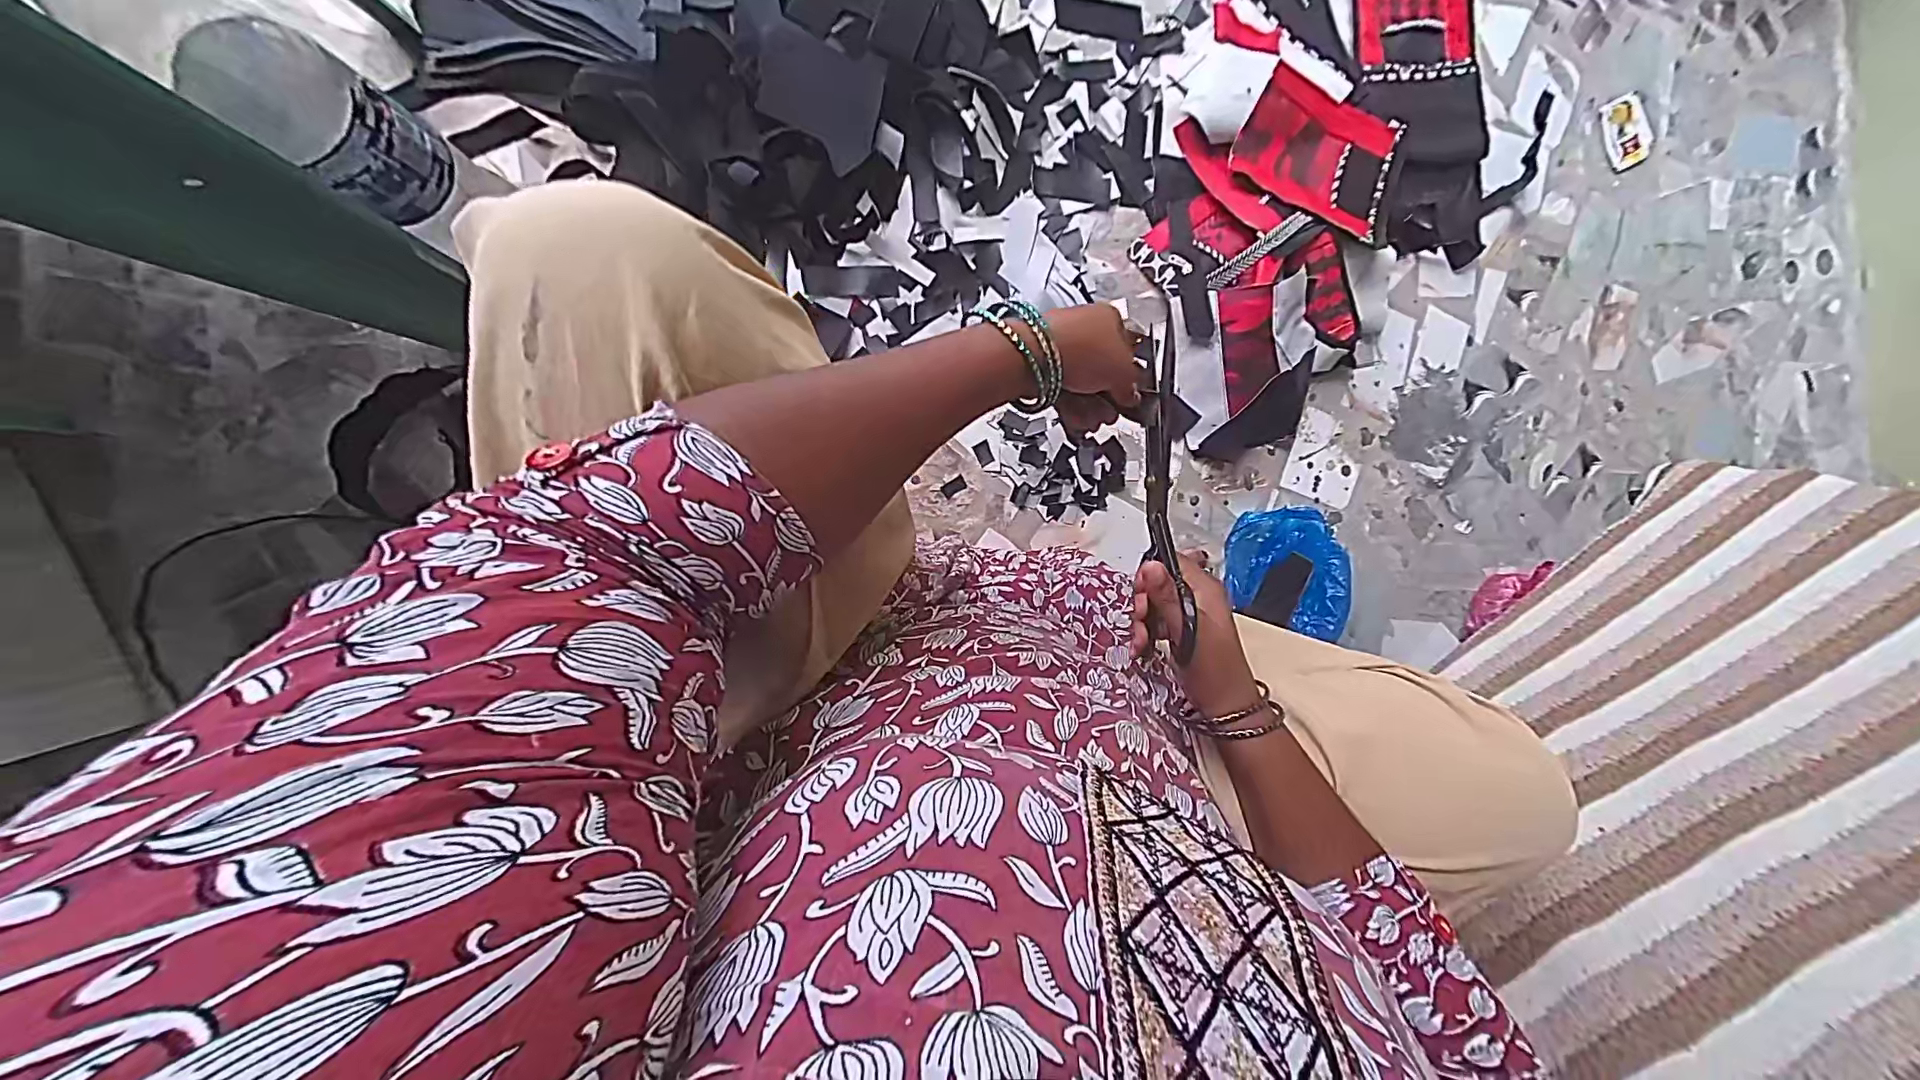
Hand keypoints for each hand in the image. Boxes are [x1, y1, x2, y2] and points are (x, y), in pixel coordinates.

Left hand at [1045, 305, 1143, 433]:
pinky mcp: (1043, 367)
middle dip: (1107, 397)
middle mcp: (1084, 328)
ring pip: (1082, 383)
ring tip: (1093, 420)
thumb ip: (1131, 386)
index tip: (1131, 394)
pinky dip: (1070, 405)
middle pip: (1103, 370)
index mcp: (1110, 317)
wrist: (1035, 357)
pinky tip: (1076, 418)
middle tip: (1111, 412)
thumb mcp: (1122, 372)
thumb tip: (1130, 395)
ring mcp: (1062, 347)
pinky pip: (1063, 389)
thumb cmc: (1077, 348)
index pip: (1130, 349)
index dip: (1131, 375)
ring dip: (1090, 406)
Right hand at [1132, 550, 1263, 719]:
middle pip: (1157, 583)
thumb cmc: (1214, 670)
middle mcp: (1197, 597)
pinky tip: (1142, 646)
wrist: (1224, 707)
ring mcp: (1188, 614)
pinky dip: (1145, 632)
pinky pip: (1155, 621)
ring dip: (1141, 621)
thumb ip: (1167, 597)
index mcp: (1205, 589)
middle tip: (1141, 621)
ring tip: (1141, 640)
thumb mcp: (1187, 630)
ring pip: (1153, 603)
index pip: (1170, 562)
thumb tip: (1151, 565)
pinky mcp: (1179, 630)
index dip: (1149, 575)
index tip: (1141, 596)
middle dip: (1142, 601)